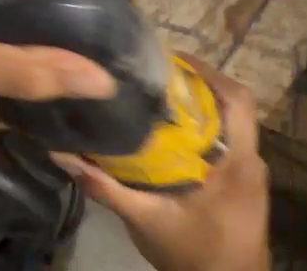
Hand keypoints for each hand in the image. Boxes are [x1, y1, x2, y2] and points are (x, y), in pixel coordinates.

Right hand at [52, 58, 270, 270]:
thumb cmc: (196, 256)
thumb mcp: (145, 221)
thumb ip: (105, 186)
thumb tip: (57, 152)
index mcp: (236, 165)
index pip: (238, 102)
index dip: (207, 72)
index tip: (161, 56)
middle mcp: (249, 162)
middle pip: (228, 105)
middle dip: (188, 82)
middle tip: (138, 70)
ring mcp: (246, 173)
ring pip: (224, 121)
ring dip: (189, 102)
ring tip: (140, 91)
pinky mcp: (238, 182)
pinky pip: (220, 137)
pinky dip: (192, 123)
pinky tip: (154, 126)